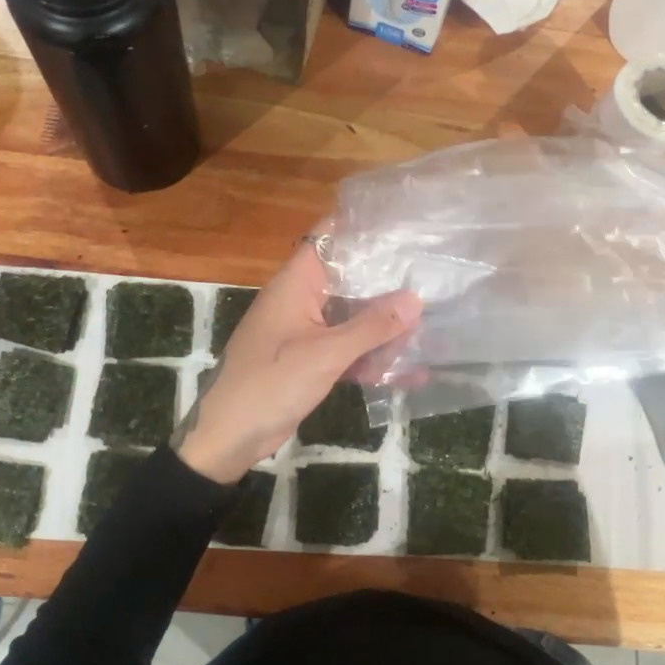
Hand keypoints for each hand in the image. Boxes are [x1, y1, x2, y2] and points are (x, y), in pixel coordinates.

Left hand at [176, 242, 422, 483]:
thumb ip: (372, 326)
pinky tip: (411, 371)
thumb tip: (416, 299)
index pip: (330, 239)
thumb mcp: (327, 354)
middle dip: (387, 283)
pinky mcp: (309, 362)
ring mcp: (305, 332)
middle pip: (349, 281)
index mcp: (297, 283)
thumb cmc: (271, 382)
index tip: (405, 230)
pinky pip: (346, 351)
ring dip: (384, 326)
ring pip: (351, 319)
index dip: (363, 230)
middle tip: (435, 278)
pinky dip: (371, 358)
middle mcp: (301, 300)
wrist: (229, 435)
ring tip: (433, 324)